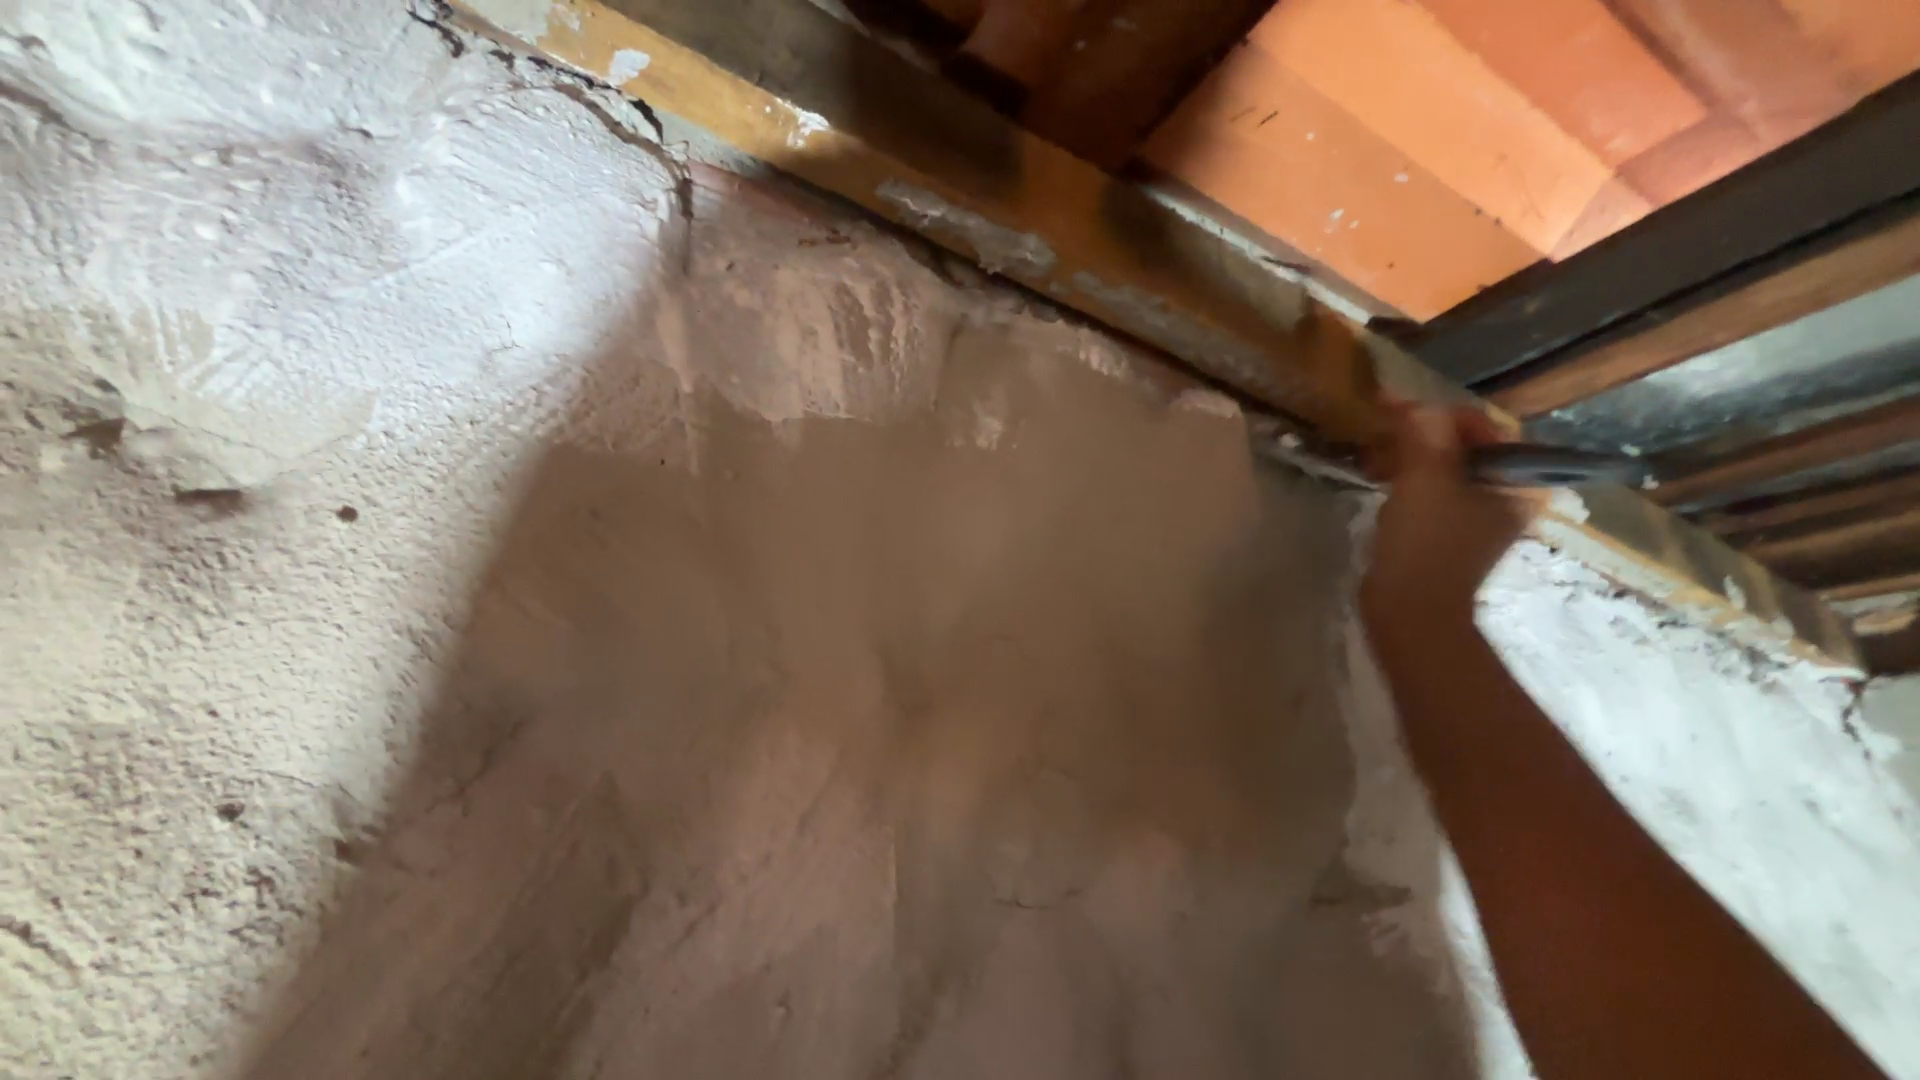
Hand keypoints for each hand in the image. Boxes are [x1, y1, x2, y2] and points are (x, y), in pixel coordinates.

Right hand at [1360, 404, 1534, 637]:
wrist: (1410, 612)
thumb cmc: (1426, 545)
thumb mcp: (1424, 480)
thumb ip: (1424, 434)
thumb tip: (1413, 404)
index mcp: (1519, 483)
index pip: (1486, 427)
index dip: (1440, 413)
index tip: (1397, 409)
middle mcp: (1508, 495)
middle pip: (1464, 446)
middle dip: (1420, 433)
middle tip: (1381, 428)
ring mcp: (1478, 516)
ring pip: (1444, 467)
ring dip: (1408, 454)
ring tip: (1373, 452)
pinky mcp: (1448, 532)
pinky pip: (1431, 489)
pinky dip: (1406, 477)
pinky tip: (1377, 475)